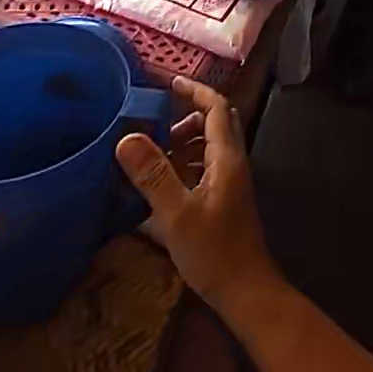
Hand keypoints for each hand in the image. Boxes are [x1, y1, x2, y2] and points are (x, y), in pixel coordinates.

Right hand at [115, 76, 278, 310]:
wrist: (245, 289)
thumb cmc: (213, 250)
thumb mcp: (176, 213)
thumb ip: (153, 175)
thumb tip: (127, 137)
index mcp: (227, 157)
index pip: (217, 108)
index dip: (196, 91)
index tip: (170, 82)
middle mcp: (233, 162)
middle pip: (216, 123)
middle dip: (187, 115)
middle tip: (155, 123)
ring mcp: (231, 180)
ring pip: (210, 146)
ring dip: (185, 141)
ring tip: (151, 154)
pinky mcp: (225, 198)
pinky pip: (206, 166)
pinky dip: (186, 163)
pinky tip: (161, 182)